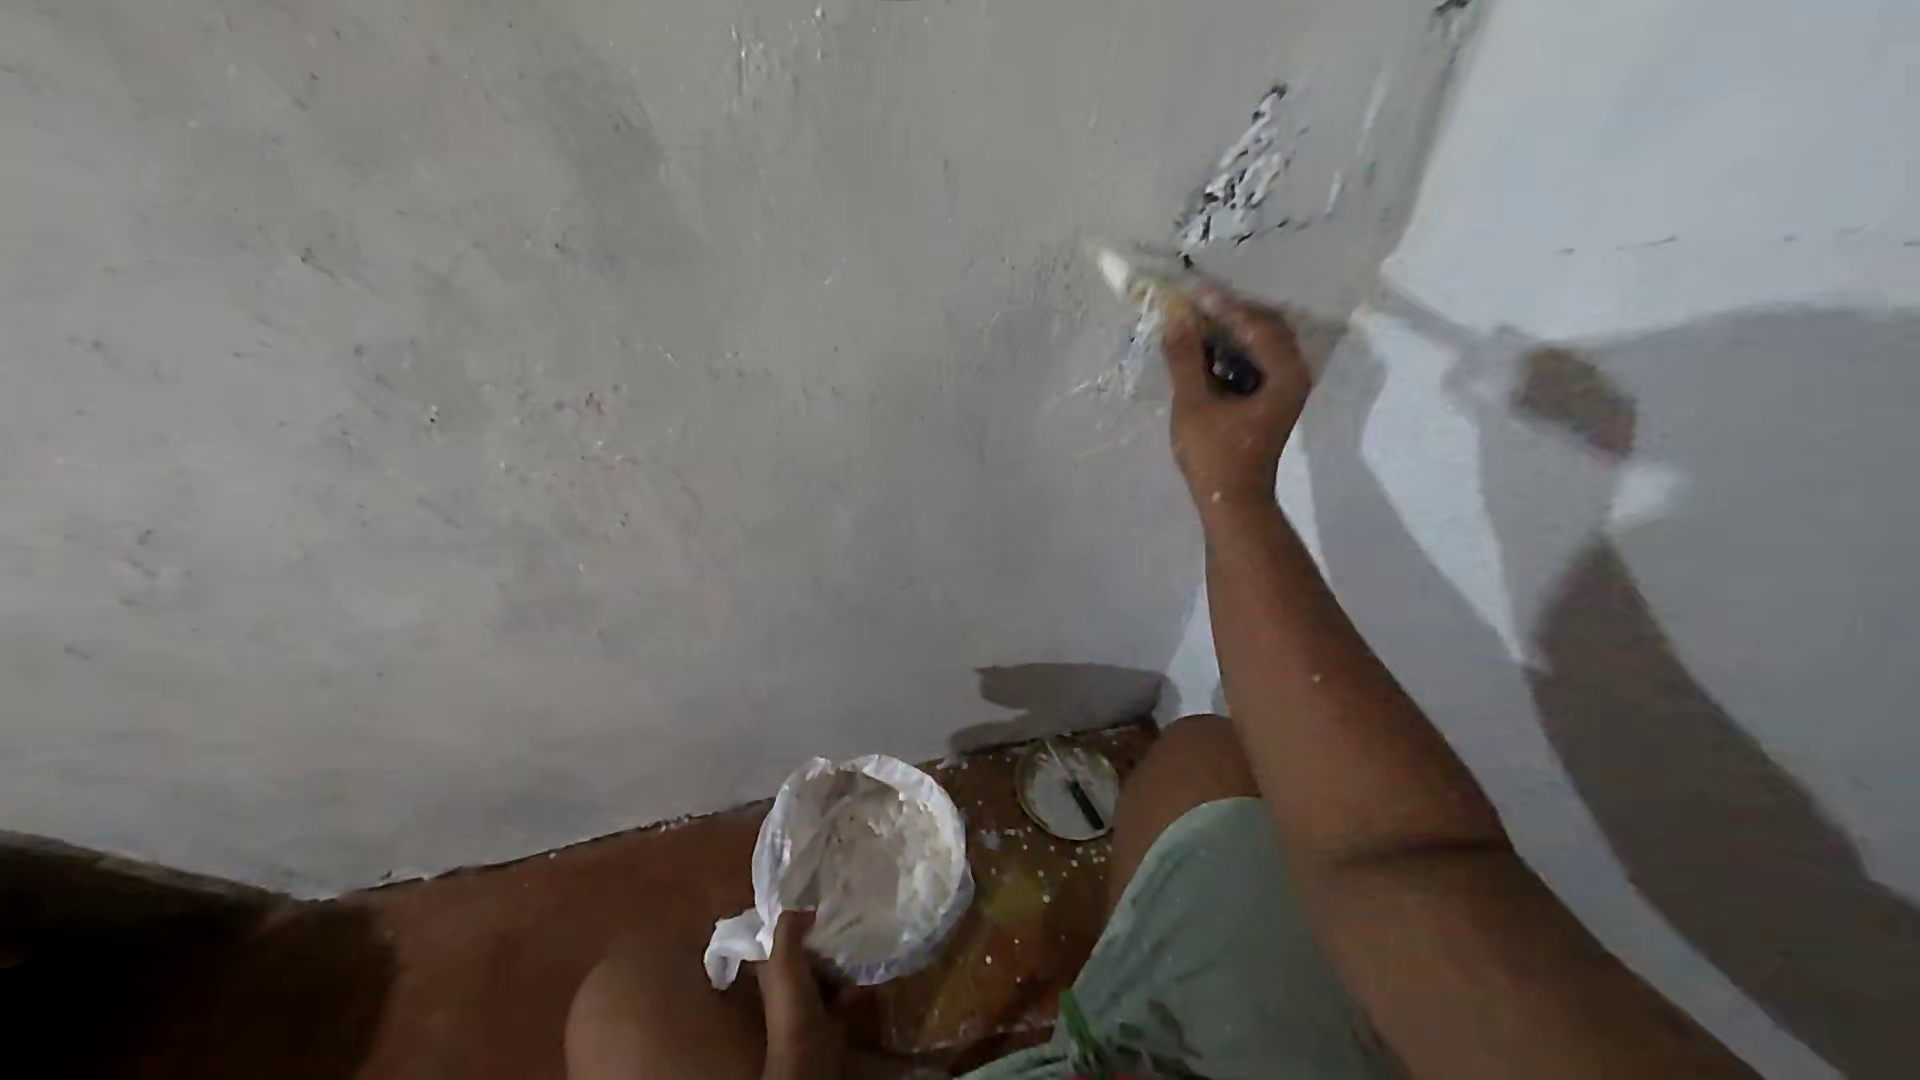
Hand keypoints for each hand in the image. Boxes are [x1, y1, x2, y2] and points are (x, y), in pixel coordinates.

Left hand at [755, 911, 843, 1079]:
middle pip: (808, 950)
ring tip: (854, 945)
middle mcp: (789, 980)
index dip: (792, 923)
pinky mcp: (830, 1009)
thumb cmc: (792, 1001)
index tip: (812, 906)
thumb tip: (806, 910)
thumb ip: (789, 927)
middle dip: (823, 939)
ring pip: (828, 968)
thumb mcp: (783, 958)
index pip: (779, 939)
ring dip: (841, 960)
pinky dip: (851, 984)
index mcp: (773, 968)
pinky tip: (856, 978)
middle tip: (841, 921)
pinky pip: (843, 988)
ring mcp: (810, 996)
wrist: (809, 1049)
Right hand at [1164, 285, 1311, 511]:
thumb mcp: (1194, 404)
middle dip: (1229, 313)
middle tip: (1194, 304)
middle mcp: (1294, 374)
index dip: (1224, 307)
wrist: (1231, 501)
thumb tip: (1176, 317)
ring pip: (1259, 343)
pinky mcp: (1269, 398)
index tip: (1193, 293)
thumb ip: (1185, 359)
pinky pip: (1254, 360)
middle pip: (1265, 327)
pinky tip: (1203, 351)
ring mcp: (1283, 387)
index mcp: (1286, 375)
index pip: (1257, 325)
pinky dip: (1230, 351)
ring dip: (1228, 331)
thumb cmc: (1215, 457)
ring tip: (1194, 323)